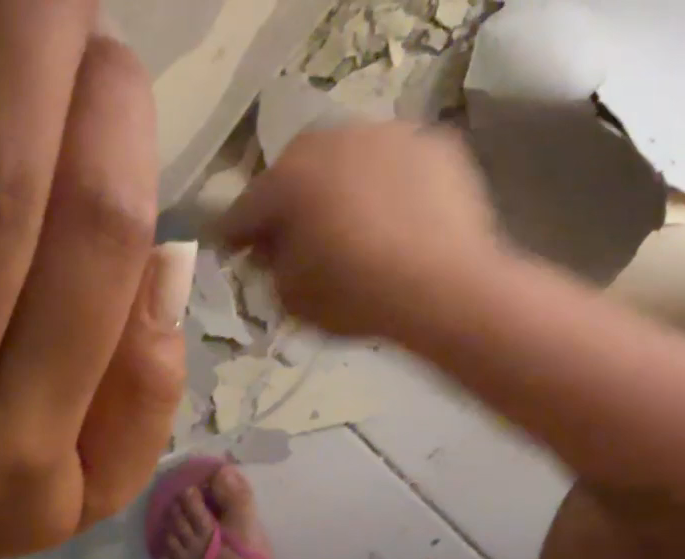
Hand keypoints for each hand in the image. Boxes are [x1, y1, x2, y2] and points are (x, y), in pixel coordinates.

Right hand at [217, 121, 504, 340]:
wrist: (447, 288)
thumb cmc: (358, 296)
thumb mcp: (293, 297)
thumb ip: (272, 266)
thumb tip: (272, 250)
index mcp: (287, 178)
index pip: (247, 206)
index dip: (238, 231)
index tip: (238, 248)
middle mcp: (332, 139)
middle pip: (299, 169)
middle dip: (295, 199)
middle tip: (302, 234)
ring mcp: (387, 134)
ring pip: (351, 158)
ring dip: (344, 185)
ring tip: (357, 223)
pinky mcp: (434, 143)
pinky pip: (397, 164)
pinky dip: (391, 185)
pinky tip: (400, 218)